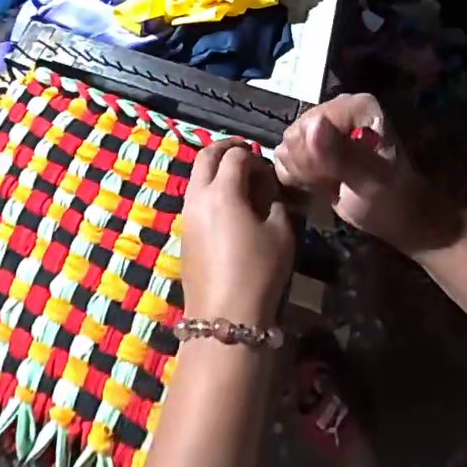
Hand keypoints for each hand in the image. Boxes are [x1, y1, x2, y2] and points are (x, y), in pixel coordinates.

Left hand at [178, 140, 294, 325]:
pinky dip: (210, 190)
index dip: (254, 155)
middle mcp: (198, 196)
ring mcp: (186, 215)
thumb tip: (268, 190)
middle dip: (226, 149)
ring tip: (240, 181)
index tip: (269, 168)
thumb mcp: (281, 233)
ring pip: (196, 177)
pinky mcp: (184, 233)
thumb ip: (276, 202)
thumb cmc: (258, 271)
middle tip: (246, 154)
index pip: (236, 156)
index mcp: (222, 190)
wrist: (225, 316)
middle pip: (206, 156)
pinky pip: (195, 198)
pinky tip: (229, 208)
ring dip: (215, 170)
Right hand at [274, 94, 451, 254]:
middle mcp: (336, 108)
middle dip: (306, 166)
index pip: (308, 125)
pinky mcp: (312, 143)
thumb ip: (340, 155)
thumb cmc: (391, 201)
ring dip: (301, 173)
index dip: (313, 156)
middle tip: (333, 183)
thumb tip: (313, 125)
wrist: (398, 218)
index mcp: (356, 107)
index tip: (335, 178)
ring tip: (329, 184)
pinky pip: (284, 157)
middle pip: (293, 135)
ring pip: (286, 147)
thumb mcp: (369, 182)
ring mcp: (323, 126)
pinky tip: (319, 184)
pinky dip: (296, 176)